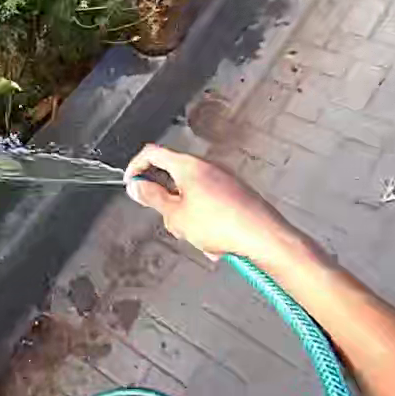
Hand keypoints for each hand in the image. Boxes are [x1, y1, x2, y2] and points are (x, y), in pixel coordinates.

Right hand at [123, 144, 306, 265]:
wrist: (264, 236)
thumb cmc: (224, 224)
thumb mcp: (176, 215)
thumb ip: (152, 198)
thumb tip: (136, 186)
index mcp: (188, 165)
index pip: (152, 153)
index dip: (135, 167)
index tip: (131, 182)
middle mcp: (206, 167)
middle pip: (173, 177)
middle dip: (166, 201)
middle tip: (169, 219)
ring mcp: (223, 180)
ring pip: (191, 195)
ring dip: (187, 217)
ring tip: (197, 236)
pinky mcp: (235, 194)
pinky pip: (210, 206)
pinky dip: (206, 222)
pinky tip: (213, 242)